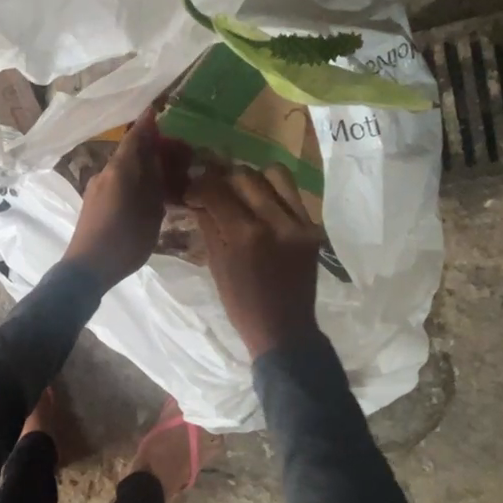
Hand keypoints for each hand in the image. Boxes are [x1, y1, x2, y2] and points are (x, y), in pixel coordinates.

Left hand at [61, 110, 172, 292]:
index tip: (160, 109)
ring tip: (168, 175)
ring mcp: (96, 188)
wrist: (88, 268)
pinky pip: (117, 184)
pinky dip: (135, 182)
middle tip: (178, 151)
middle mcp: (105, 173)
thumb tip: (157, 157)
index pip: (136, 137)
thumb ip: (154, 180)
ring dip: (144, 168)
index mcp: (119, 169)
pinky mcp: (92, 203)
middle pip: (130, 153)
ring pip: (124, 170)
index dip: (149, 124)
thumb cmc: (125, 239)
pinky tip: (149, 195)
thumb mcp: (150, 210)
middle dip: (152, 149)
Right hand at [184, 159, 322, 358]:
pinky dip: (272, 194)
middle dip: (222, 178)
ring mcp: (300, 222)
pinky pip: (291, 195)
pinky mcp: (313, 227)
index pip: (216, 191)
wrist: (284, 327)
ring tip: (241, 193)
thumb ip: (209, 224)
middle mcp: (276, 221)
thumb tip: (197, 197)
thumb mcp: (216, 263)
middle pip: (245, 176)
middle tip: (212, 189)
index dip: (198, 185)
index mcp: (246, 235)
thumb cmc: (240, 302)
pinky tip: (260, 207)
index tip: (190, 191)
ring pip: (275, 175)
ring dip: (252, 179)